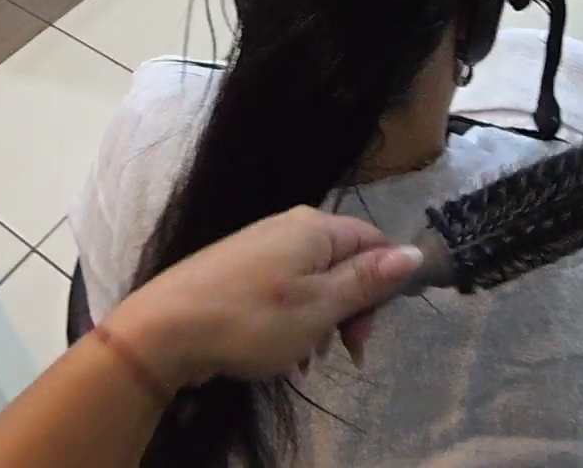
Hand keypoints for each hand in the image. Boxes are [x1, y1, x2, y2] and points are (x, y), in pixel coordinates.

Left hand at [106, 207, 421, 390]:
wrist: (168, 327)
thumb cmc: (252, 318)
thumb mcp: (319, 306)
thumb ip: (367, 279)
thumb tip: (414, 252)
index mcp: (315, 226)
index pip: (373, 241)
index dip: (384, 284)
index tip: (371, 330)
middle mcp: (291, 225)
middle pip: (346, 261)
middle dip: (352, 309)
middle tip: (344, 353)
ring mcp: (265, 245)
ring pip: (317, 280)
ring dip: (324, 321)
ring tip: (308, 358)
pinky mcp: (244, 267)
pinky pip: (288, 289)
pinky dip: (296, 321)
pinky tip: (285, 353)